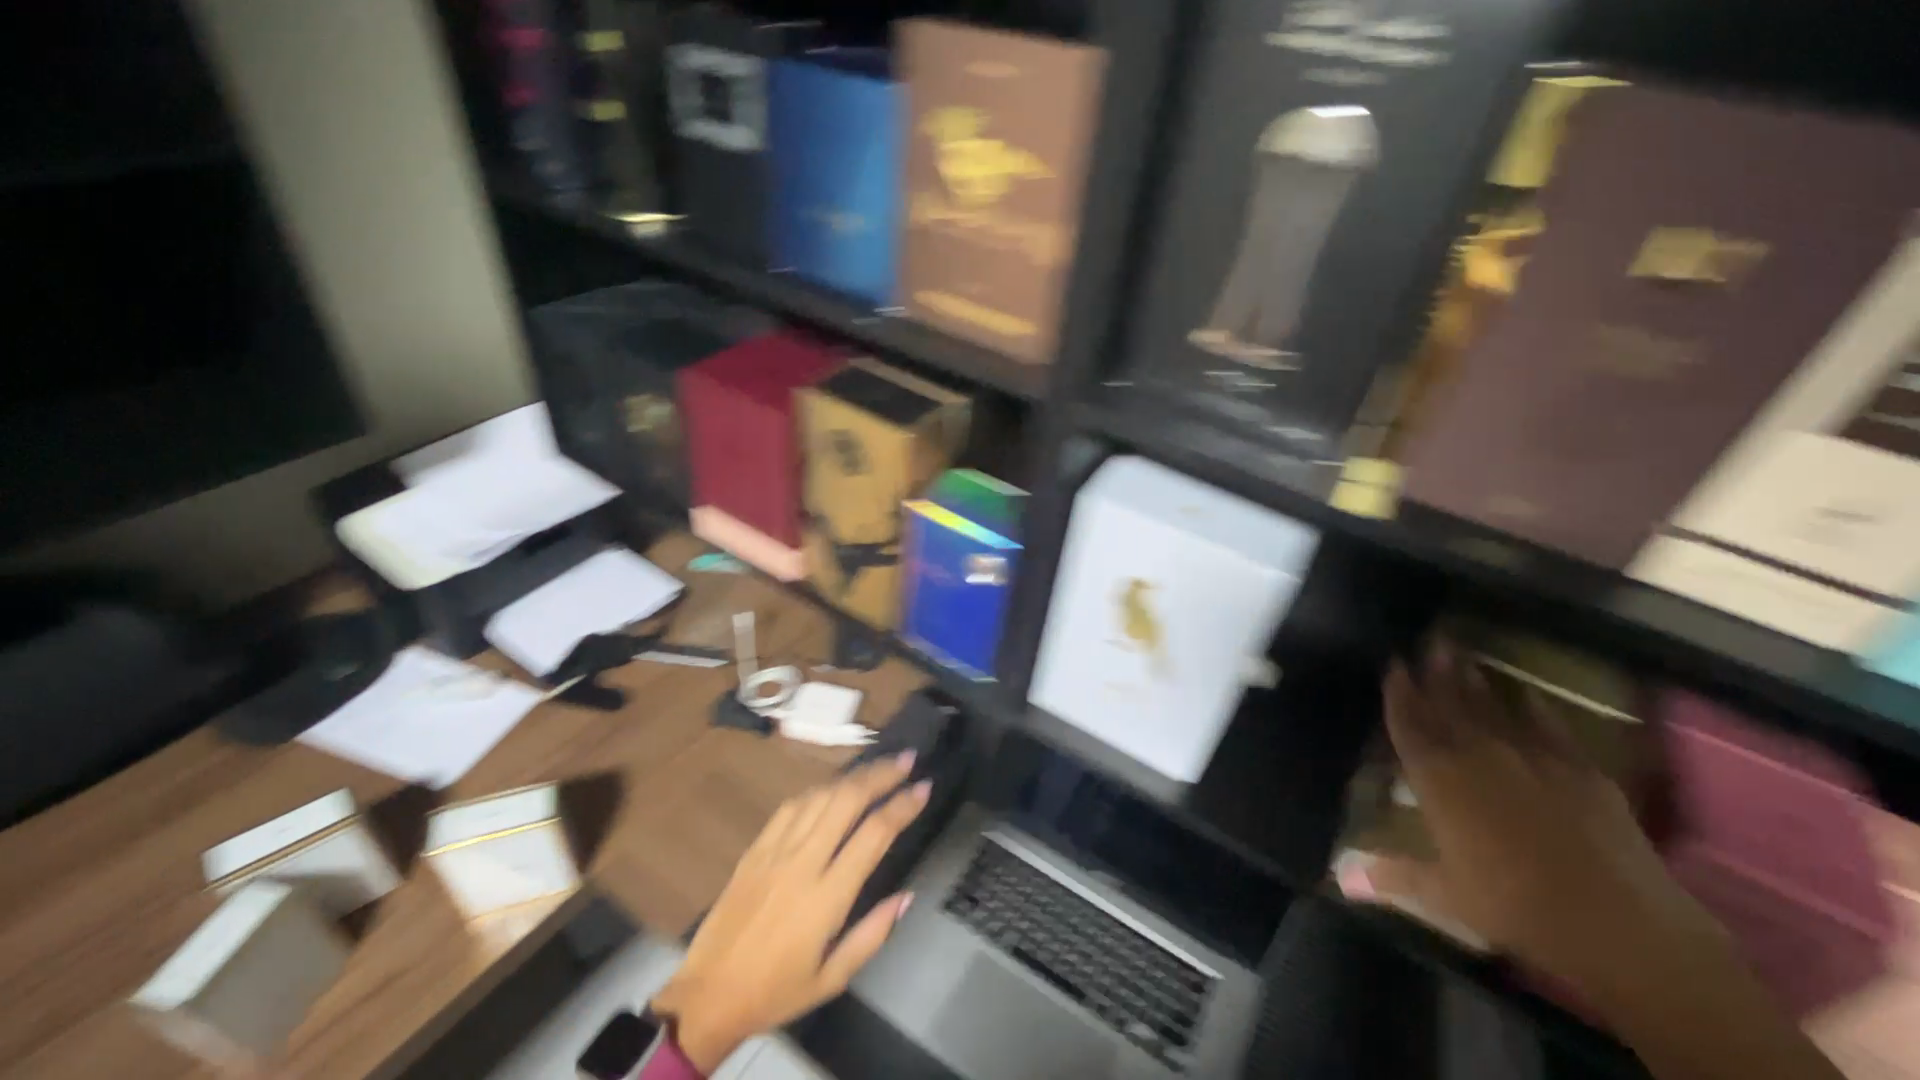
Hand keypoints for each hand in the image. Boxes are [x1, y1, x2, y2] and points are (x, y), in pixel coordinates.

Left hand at [652, 754, 928, 1072]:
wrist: (708, 995)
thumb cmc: (777, 992)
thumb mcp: (833, 978)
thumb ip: (873, 934)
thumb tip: (906, 896)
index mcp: (826, 897)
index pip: (874, 834)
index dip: (902, 805)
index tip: (924, 788)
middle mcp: (802, 863)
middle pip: (846, 800)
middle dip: (880, 774)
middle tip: (907, 760)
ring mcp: (774, 852)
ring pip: (819, 796)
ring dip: (852, 777)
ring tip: (877, 768)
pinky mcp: (754, 850)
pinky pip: (790, 808)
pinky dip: (817, 791)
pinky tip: (832, 788)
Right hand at [1378, 643, 1720, 1005]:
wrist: (1613, 916)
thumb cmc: (1513, 906)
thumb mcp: (1444, 895)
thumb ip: (1392, 874)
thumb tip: (1342, 878)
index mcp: (1438, 780)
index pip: (1410, 726)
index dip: (1399, 694)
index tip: (1392, 664)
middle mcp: (1478, 754)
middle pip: (1449, 704)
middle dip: (1435, 672)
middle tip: (1428, 640)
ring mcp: (1531, 755)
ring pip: (1492, 707)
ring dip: (1473, 681)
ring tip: (1461, 654)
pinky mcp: (1577, 766)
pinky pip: (1546, 724)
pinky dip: (1531, 706)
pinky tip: (1523, 692)